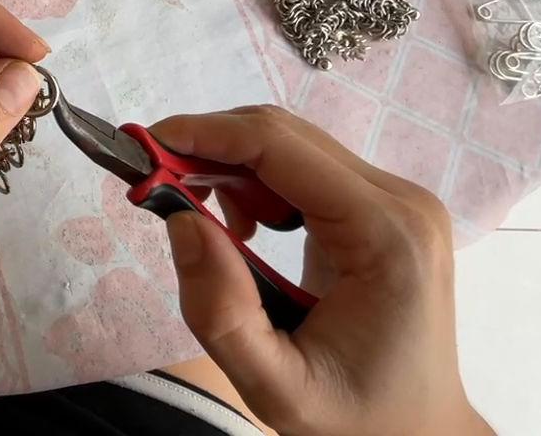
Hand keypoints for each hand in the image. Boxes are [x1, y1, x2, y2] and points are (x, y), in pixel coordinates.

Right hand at [152, 106, 491, 435]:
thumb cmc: (353, 418)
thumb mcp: (276, 388)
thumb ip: (221, 311)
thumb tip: (182, 220)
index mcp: (387, 235)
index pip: (278, 145)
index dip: (203, 133)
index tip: (142, 146)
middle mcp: (398, 200)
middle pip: (278, 134)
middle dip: (205, 145)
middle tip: (155, 182)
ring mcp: (392, 197)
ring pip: (282, 140)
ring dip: (224, 161)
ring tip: (199, 213)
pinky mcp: (376, 202)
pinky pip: (294, 161)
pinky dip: (248, 176)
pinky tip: (241, 225)